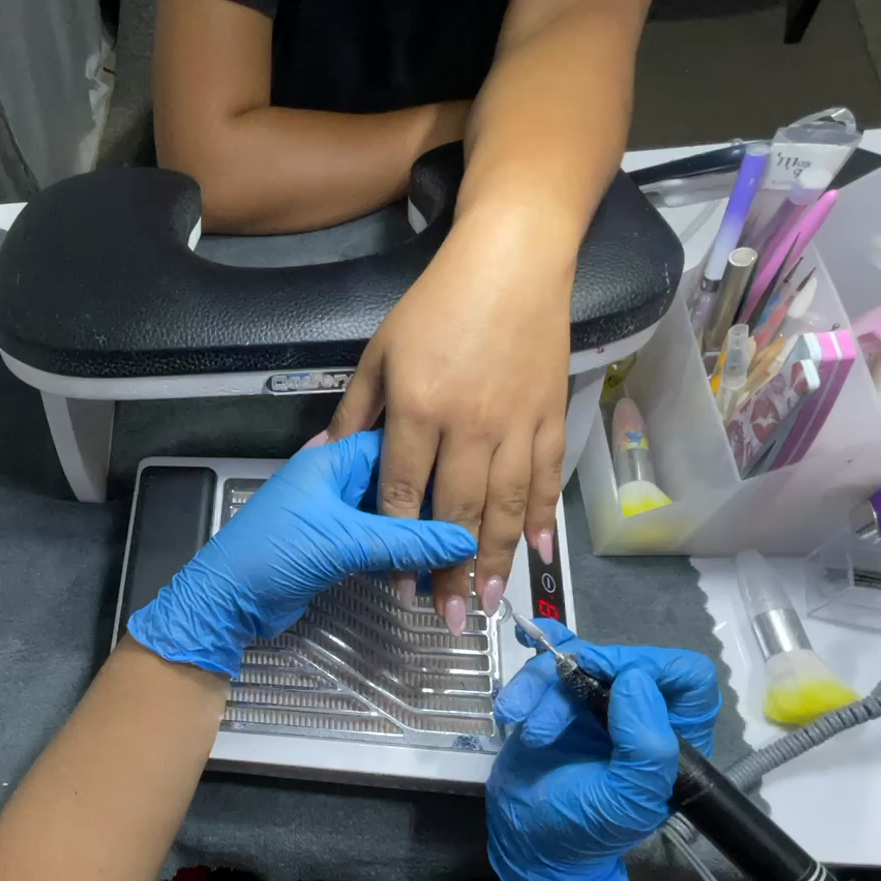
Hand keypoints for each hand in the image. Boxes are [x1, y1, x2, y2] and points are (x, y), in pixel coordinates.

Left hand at [128, 431, 476, 676]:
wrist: (228, 600)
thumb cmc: (275, 554)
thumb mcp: (343, 542)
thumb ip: (406, 541)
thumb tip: (466, 543)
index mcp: (335, 459)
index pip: (401, 448)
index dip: (440, 466)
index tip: (479, 486)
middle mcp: (339, 479)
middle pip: (403, 487)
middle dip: (435, 514)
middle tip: (474, 537)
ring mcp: (338, 514)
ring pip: (394, 520)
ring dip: (421, 543)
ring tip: (458, 563)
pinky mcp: (337, 546)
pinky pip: (381, 546)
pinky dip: (402, 560)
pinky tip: (427, 578)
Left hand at [328, 227, 572, 633]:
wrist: (513, 262)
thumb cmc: (434, 307)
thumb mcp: (378, 354)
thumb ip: (355, 412)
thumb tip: (328, 456)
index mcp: (418, 410)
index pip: (402, 491)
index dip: (397, 541)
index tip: (396, 585)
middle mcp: (470, 426)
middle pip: (456, 512)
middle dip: (450, 571)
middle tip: (446, 618)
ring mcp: (517, 424)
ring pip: (507, 506)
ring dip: (496, 560)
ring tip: (487, 604)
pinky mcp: (551, 417)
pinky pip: (548, 478)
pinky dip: (543, 518)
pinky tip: (538, 554)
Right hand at [485, 619, 720, 880]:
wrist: (528, 837)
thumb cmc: (582, 830)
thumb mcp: (624, 801)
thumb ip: (644, 748)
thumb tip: (634, 679)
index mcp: (673, 738)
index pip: (685, 679)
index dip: (650, 667)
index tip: (602, 679)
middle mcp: (638, 713)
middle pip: (620, 662)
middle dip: (573, 683)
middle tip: (541, 722)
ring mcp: (595, 701)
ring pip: (576, 659)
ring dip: (537, 685)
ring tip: (517, 722)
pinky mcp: (556, 695)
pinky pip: (553, 654)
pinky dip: (540, 641)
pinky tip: (525, 635)